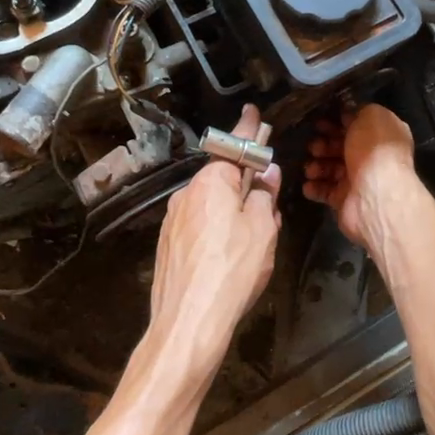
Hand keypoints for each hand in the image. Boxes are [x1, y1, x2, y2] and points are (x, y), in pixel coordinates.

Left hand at [148, 104, 281, 367]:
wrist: (189, 322)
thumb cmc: (233, 269)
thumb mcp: (262, 228)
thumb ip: (264, 196)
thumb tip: (265, 175)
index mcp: (210, 182)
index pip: (235, 146)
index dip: (249, 130)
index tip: (253, 112)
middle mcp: (186, 194)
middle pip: (222, 180)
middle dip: (244, 188)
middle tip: (267, 210)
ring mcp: (172, 221)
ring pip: (210, 206)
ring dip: (230, 214)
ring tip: (250, 245)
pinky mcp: (167, 246)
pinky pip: (198, 228)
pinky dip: (215, 234)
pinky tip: (228, 260)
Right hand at [302, 104, 418, 247]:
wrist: (375, 195)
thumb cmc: (374, 150)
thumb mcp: (370, 117)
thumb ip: (358, 111)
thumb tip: (347, 114)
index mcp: (383, 136)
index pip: (358, 125)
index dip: (338, 121)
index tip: (320, 121)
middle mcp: (373, 157)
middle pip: (342, 147)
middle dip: (324, 145)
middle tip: (313, 146)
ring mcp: (360, 180)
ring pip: (332, 169)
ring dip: (317, 166)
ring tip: (310, 168)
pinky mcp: (346, 200)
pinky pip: (326, 191)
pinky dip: (315, 188)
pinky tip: (308, 185)